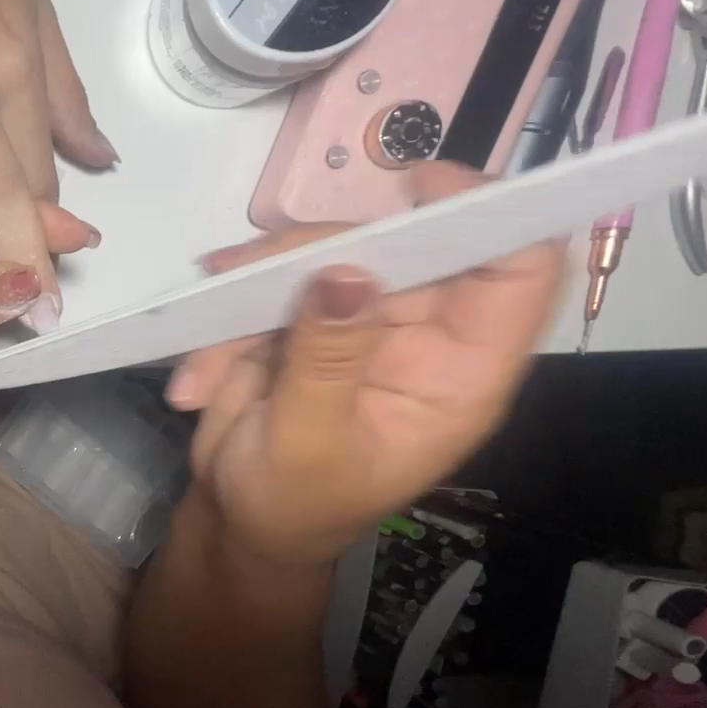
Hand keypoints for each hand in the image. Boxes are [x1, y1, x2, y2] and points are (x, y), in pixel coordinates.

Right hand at [165, 164, 563, 564]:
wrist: (237, 521)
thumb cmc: (292, 504)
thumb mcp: (308, 443)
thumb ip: (327, 361)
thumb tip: (345, 272)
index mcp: (456, 373)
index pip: (512, 272)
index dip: (485, 216)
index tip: (418, 186)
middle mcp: (414, 337)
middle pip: (388, 251)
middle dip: (305, 259)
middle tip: (233, 278)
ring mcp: (350, 328)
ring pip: (309, 267)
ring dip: (240, 304)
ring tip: (201, 366)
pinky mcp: (294, 329)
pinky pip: (256, 297)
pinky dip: (215, 331)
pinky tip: (193, 384)